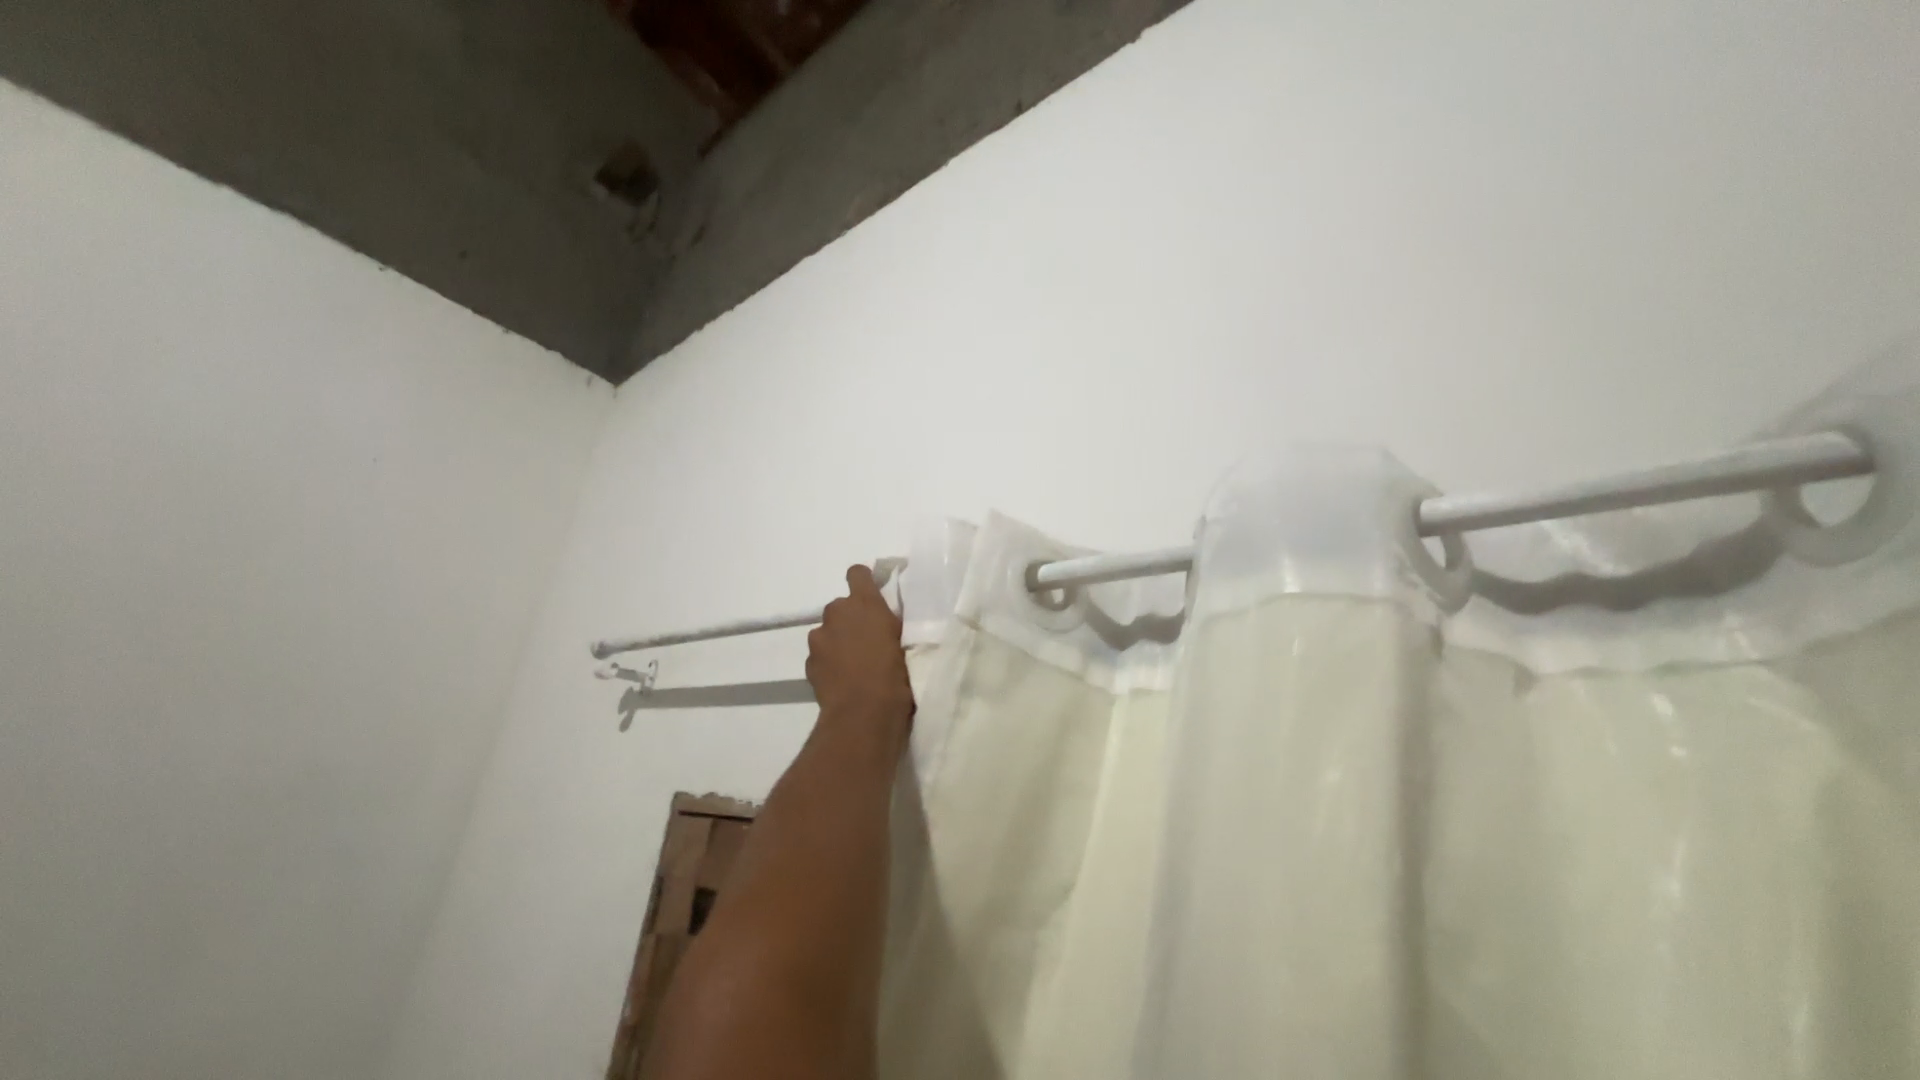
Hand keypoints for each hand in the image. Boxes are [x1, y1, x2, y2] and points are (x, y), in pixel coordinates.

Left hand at [806, 566, 913, 734]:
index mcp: (865, 603)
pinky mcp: (809, 662)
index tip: (871, 596)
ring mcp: (819, 637)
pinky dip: (829, 663)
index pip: (857, 574)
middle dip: (851, 619)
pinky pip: (820, 655)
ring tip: (854, 665)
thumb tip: (881, 621)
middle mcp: (837, 613)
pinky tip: (842, 680)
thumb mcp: (903, 642)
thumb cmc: (895, 675)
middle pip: (841, 606)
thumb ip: (887, 623)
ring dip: (838, 641)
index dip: (863, 582)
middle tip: (868, 641)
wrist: (864, 713)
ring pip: (828, 631)